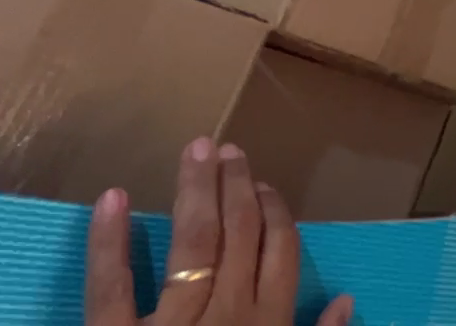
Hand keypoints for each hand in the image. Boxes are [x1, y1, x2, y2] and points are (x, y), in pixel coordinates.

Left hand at [86, 138, 353, 325]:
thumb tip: (346, 300)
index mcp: (267, 322)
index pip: (279, 248)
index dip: (273, 209)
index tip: (262, 182)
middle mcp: (227, 312)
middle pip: (239, 234)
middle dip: (236, 186)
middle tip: (228, 148)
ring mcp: (171, 325)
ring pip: (192, 243)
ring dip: (195, 192)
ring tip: (195, 152)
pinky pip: (109, 291)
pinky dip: (109, 243)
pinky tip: (110, 199)